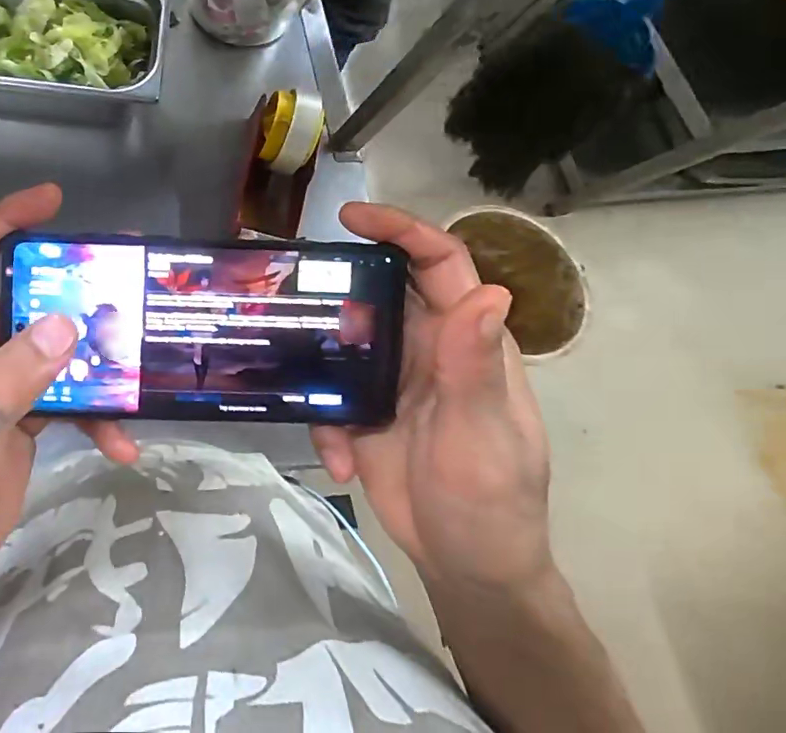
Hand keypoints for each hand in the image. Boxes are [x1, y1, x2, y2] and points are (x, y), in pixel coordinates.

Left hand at [0, 183, 138, 612]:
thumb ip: (9, 385)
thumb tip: (66, 323)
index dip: (3, 221)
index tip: (52, 200)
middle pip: (24, 294)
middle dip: (72, 280)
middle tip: (123, 270)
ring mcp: (0, 384)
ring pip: (53, 343)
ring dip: (95, 350)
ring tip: (139, 355)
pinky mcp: (23, 415)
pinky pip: (66, 394)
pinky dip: (96, 413)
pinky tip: (123, 445)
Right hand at [311, 203, 552, 593]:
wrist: (467, 568)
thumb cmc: (491, 501)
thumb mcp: (483, 437)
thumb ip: (475, 368)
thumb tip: (490, 292)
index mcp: (465, 340)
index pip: (441, 264)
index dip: (402, 230)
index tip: (350, 218)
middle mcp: (426, 347)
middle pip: (380, 290)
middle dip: (338, 284)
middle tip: (294, 288)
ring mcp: (390, 378)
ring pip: (342, 336)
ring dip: (318, 355)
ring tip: (301, 378)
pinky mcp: (362, 410)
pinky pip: (328, 393)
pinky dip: (324, 423)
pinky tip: (338, 460)